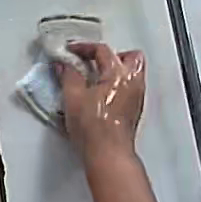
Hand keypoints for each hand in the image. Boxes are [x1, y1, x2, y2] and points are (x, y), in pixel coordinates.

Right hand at [58, 42, 146, 163]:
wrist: (108, 153)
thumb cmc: (94, 128)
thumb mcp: (73, 97)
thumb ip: (68, 76)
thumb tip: (64, 66)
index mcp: (118, 73)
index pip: (102, 50)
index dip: (84, 47)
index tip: (70, 52)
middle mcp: (132, 82)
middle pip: (129, 56)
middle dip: (111, 55)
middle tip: (92, 61)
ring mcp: (136, 97)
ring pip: (132, 72)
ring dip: (115, 70)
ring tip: (96, 78)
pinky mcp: (134, 110)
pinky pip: (129, 88)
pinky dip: (117, 85)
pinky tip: (101, 95)